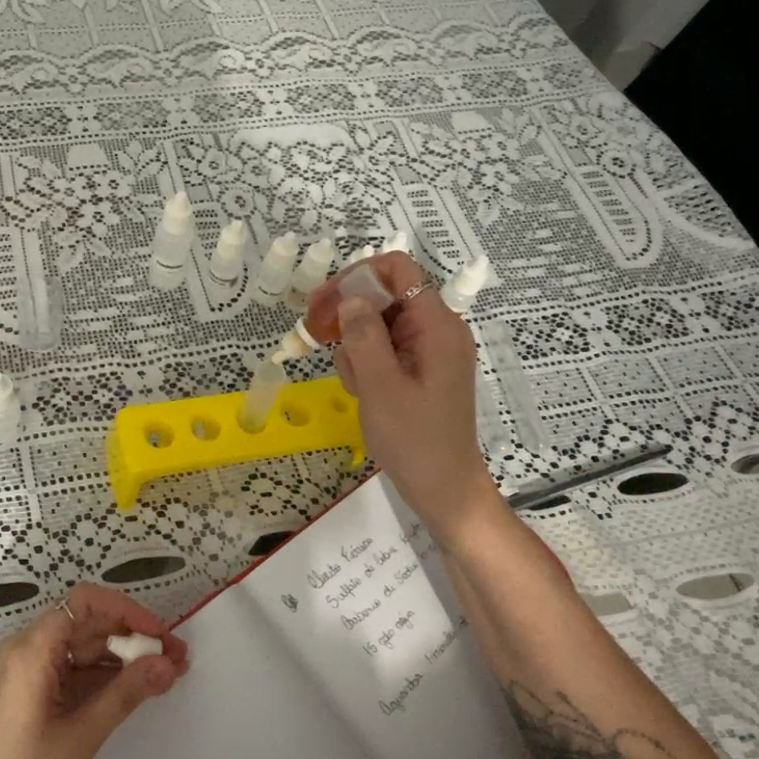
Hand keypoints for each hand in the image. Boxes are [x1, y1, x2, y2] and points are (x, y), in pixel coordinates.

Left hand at [0, 584, 189, 758]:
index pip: (84, 603)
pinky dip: (102, 674)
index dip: (127, 610)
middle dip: (133, 635)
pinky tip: (134, 687)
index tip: (160, 634)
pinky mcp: (29, 688)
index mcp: (31, 649)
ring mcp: (26, 668)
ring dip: (122, 656)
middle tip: (176, 657)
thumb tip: (167, 664)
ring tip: (165, 673)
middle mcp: (26, 648)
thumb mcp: (81, 734)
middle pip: (86, 622)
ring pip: (82, 646)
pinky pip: (71, 667)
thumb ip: (126, 693)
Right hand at [318, 253, 503, 541]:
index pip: (398, 270)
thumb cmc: (415, 440)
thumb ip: (364, 337)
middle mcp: (438, 330)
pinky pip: (386, 349)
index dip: (358, 276)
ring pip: (380, 323)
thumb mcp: (381, 387)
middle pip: (386, 295)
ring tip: (351, 380)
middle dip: (349, 312)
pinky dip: (366, 362)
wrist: (444, 489)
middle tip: (314, 333)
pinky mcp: (421, 370)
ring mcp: (430, 351)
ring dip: (355, 343)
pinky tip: (361, 390)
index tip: (324, 302)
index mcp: (437, 326)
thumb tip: (350, 298)